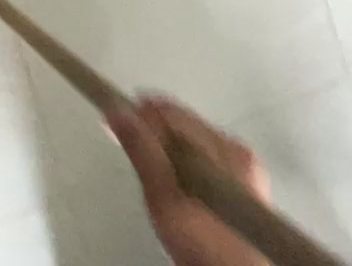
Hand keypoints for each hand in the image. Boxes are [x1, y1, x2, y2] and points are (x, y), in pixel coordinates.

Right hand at [108, 96, 271, 265]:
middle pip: (177, 121)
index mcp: (220, 146)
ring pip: (186, 136)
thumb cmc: (203, 243)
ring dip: (161, 145)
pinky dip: (177, 157)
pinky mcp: (242, 180)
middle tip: (127, 149)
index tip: (109, 123)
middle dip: (148, 130)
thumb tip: (115, 108)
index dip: (133, 113)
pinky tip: (172, 179)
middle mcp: (234, 148)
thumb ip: (141, 150)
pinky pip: (199, 152)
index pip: (165, 110)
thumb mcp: (163, 197)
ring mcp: (241, 164)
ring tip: (149, 170)